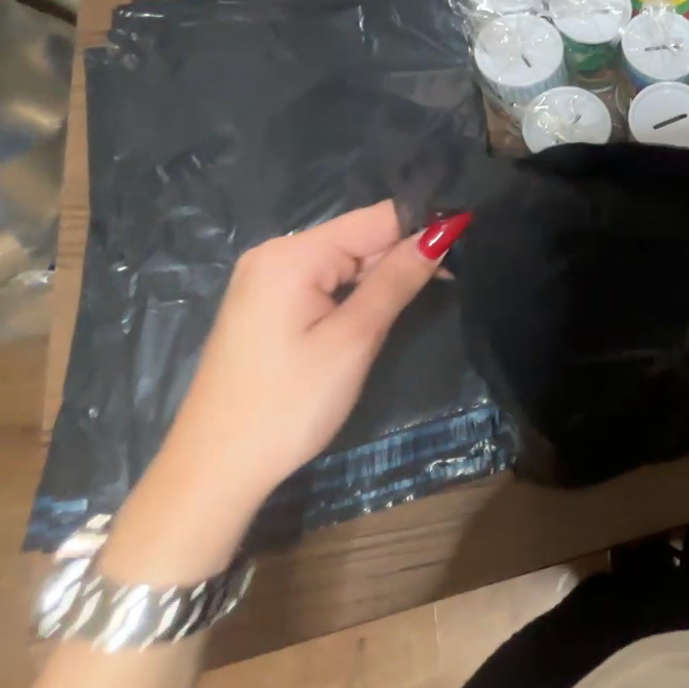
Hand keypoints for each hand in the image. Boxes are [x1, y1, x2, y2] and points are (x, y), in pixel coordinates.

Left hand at [158, 202, 467, 505]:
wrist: (215, 470)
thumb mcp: (353, 339)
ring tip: (436, 284)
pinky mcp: (269, 305)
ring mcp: (267, 280)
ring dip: (388, 271)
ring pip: (347, 259)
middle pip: (361, 236)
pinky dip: (361, 288)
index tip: (472, 235)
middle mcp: (275, 255)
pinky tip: (388, 303)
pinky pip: (328, 280)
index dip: (427, 223)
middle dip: (409, 249)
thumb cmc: (289, 403)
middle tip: (460, 271)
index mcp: (293, 255)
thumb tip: (443, 232)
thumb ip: (397, 280)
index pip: (377, 218)